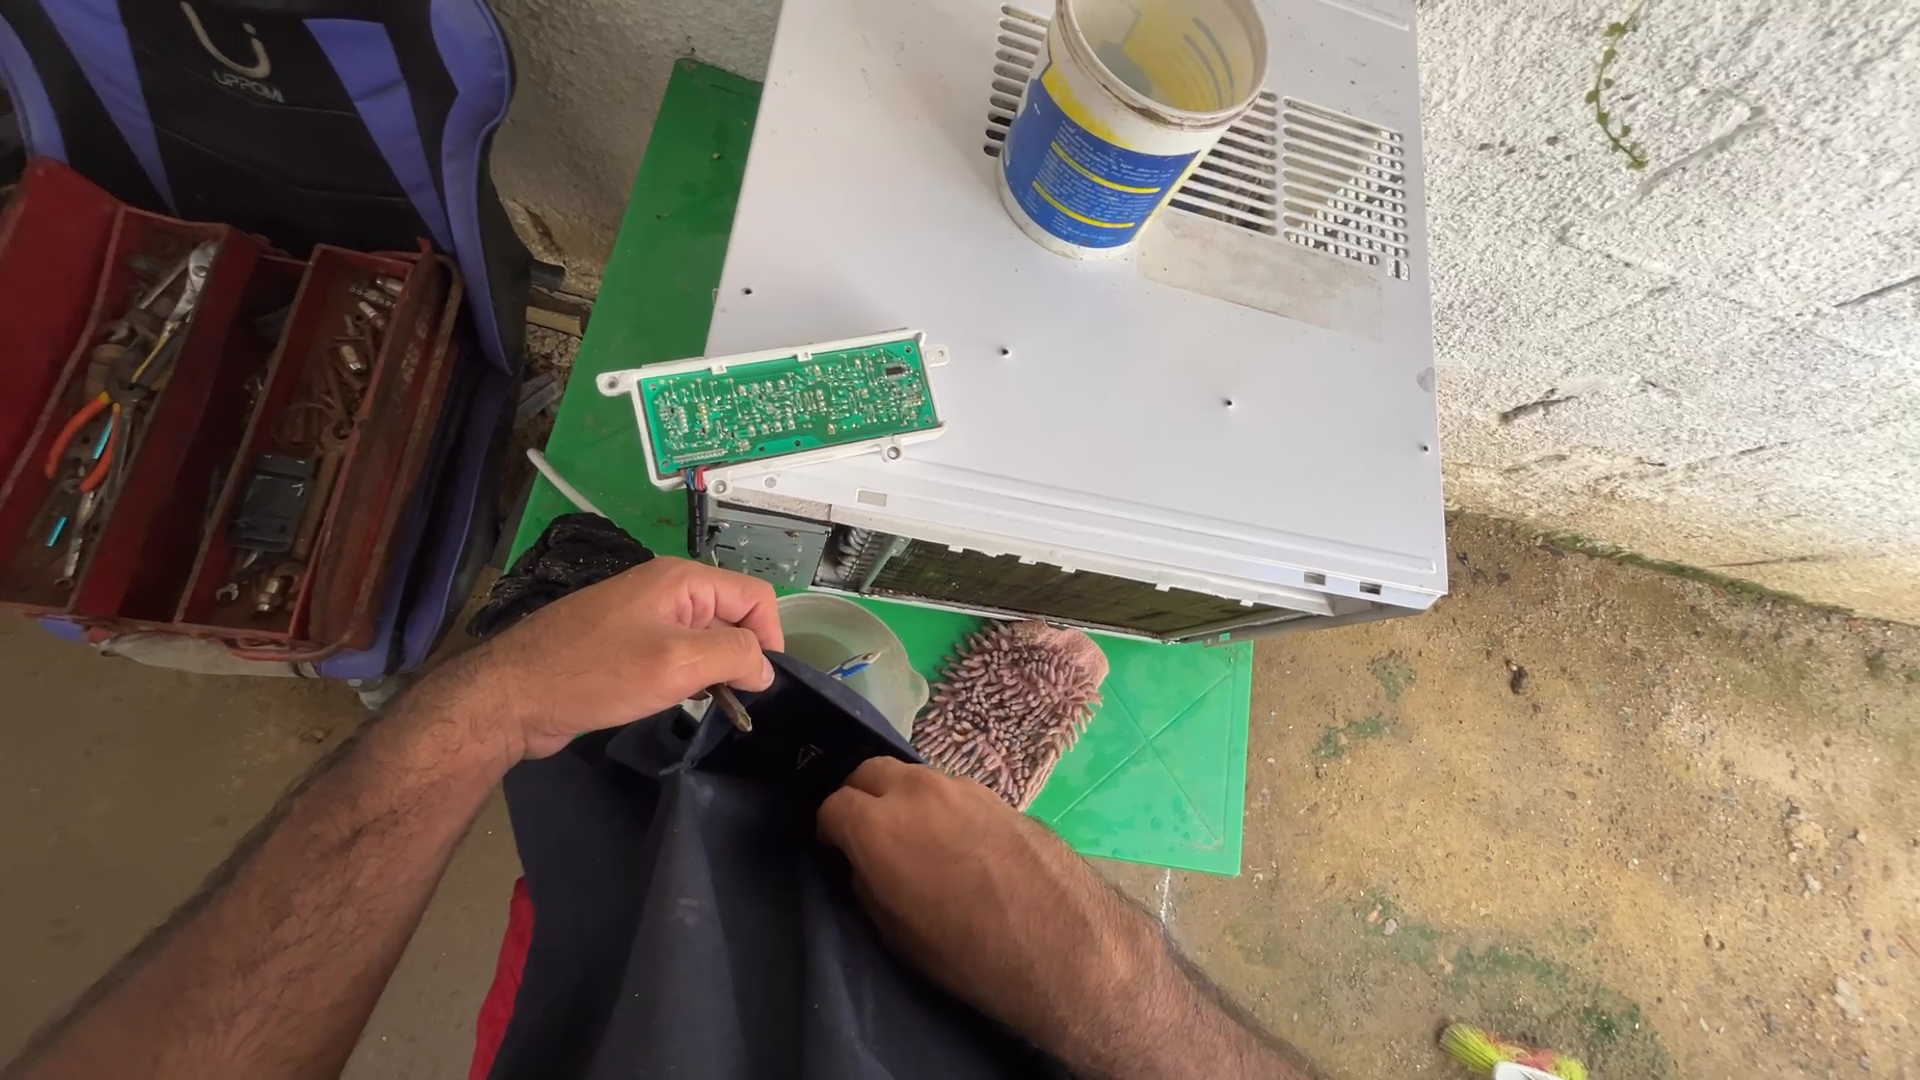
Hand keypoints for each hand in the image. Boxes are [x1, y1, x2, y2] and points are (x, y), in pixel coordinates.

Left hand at [454, 557, 782, 759]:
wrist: (508, 698)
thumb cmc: (596, 674)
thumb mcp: (678, 663)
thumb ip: (736, 656)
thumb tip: (765, 667)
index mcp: (683, 580)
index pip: (756, 597)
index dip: (770, 637)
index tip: (760, 684)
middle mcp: (668, 589)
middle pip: (733, 616)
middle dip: (740, 655)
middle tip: (730, 698)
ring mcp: (644, 615)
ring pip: (705, 637)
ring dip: (713, 668)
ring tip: (703, 701)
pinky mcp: (626, 641)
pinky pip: (677, 651)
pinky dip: (688, 674)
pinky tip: (676, 697)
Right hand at [816, 759, 1154, 1058]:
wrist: (1060, 937)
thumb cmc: (968, 950)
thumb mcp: (897, 935)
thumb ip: (868, 886)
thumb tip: (862, 863)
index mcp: (878, 825)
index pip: (833, 806)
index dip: (829, 830)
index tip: (835, 849)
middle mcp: (914, 790)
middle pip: (867, 772)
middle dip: (858, 797)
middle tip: (866, 833)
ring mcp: (956, 783)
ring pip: (909, 774)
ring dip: (898, 796)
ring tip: (911, 835)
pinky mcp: (991, 789)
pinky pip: (946, 786)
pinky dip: (934, 802)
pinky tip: (951, 836)